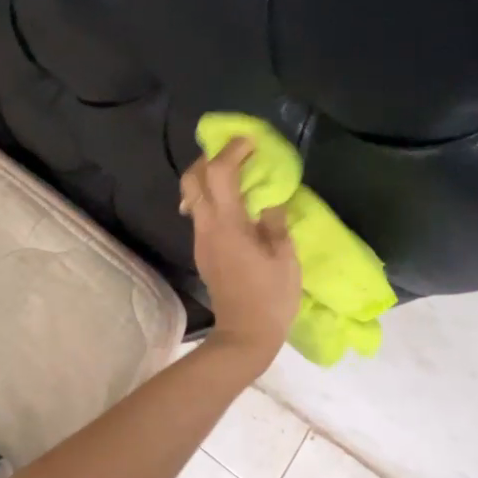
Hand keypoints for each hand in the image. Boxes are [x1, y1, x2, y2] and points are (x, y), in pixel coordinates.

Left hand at [179, 138, 300, 366]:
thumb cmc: (270, 297)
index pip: (220, 173)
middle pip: (192, 180)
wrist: (244, 335)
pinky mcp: (203, 252)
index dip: (232, 151)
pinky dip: (213, 199)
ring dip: (209, 179)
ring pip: (193, 197)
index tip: (250, 142)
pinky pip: (202, 214)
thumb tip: (269, 203)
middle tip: (233, 153)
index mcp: (228, 224)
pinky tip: (236, 205)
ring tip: (237, 175)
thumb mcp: (285, 258)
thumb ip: (275, 224)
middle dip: (208, 159)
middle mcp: (207, 227)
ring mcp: (201, 240)